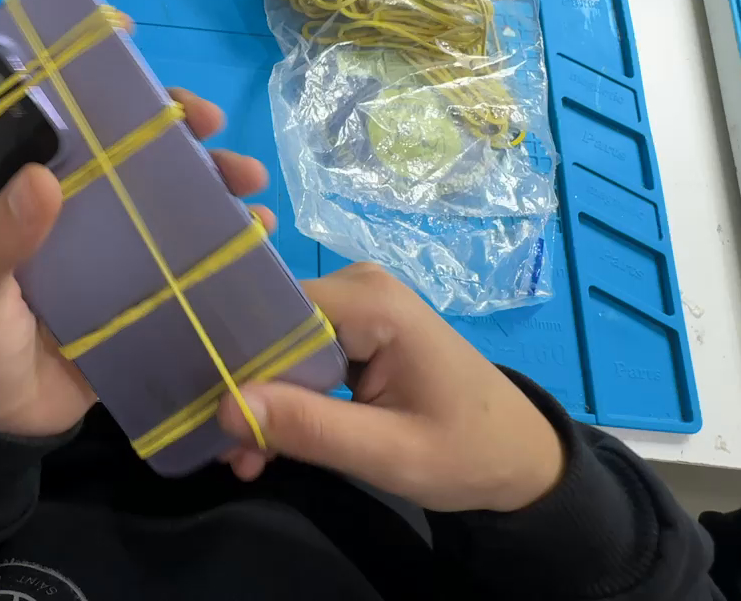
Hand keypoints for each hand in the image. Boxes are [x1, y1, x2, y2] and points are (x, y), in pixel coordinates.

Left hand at [0, 87, 277, 437]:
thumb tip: (41, 178)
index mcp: (23, 189)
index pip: (64, 119)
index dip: (97, 83)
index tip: (134, 55)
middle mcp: (73, 207)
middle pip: (128, 152)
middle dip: (174, 129)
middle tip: (210, 123)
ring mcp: (111, 249)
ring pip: (166, 198)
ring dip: (211, 180)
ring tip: (248, 184)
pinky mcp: (141, 291)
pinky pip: (186, 257)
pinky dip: (223, 242)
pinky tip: (254, 237)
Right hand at [216, 262, 564, 511]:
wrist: (523, 458)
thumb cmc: (467, 453)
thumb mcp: (390, 454)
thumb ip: (311, 428)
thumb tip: (227, 406)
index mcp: (371, 301)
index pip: (278, 310)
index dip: (243, 359)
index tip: (217, 415)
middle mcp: (357, 283)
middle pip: (276, 325)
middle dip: (251, 387)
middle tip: (231, 449)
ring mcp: (356, 299)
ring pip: (282, 339)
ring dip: (264, 395)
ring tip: (248, 455)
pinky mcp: (354, 320)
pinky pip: (301, 347)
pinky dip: (286, 390)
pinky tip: (273, 435)